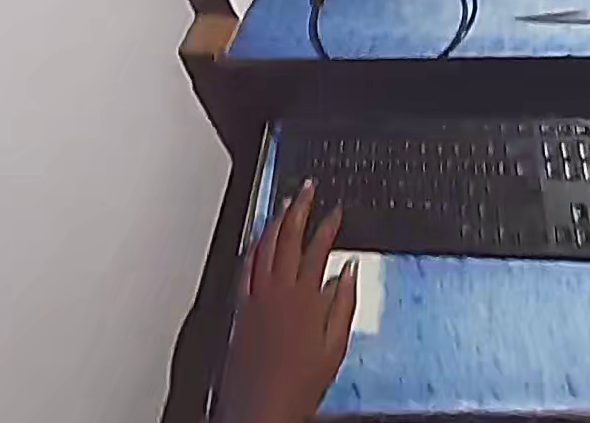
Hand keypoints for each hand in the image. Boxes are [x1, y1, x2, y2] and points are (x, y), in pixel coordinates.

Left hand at [217, 180, 357, 422]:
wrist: (261, 408)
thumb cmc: (299, 384)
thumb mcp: (334, 348)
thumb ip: (343, 303)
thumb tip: (347, 270)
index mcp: (305, 296)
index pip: (318, 247)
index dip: (328, 224)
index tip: (335, 210)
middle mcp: (279, 287)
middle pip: (289, 235)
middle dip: (300, 206)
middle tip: (308, 188)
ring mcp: (257, 292)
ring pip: (266, 243)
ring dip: (276, 218)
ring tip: (285, 201)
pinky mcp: (241, 302)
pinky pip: (247, 262)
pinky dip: (254, 243)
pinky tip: (259, 234)